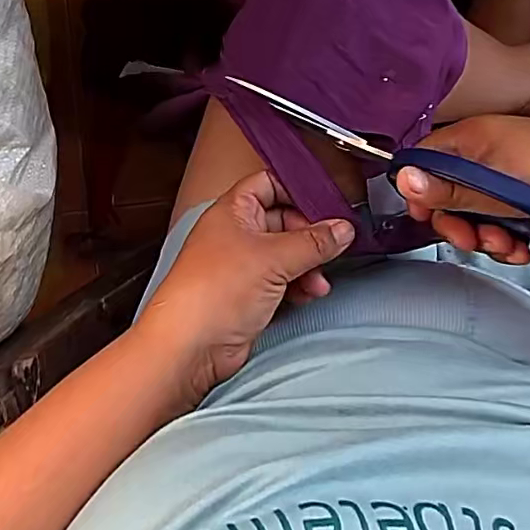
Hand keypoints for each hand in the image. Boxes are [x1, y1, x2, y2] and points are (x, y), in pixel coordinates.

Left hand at [135, 169, 354, 407]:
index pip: (270, 183)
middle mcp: (237, 234)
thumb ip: (314, 242)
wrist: (189, 347)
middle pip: (284, 220)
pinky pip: (284, 279)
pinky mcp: (249, 293)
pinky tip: (309, 293)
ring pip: (287, 252)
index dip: (298, 189)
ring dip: (309, 264)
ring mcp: (243, 264)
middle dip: (310, 235)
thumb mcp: (274, 258)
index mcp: (234, 211)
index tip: (326, 203)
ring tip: (319, 277)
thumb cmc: (210, 294)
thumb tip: (341, 229)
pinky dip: (300, 284)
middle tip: (332, 243)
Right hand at [396, 115, 529, 261]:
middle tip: (469, 235)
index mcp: (480, 137)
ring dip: (481, 236)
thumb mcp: (505, 183)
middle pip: (445, 193)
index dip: (419, 189)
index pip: (427, 158)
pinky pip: (496, 227)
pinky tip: (520, 247)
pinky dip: (502, 241)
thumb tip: (404, 180)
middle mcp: (491, 156)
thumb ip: (452, 186)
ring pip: (470, 215)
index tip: (424, 213)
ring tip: (505, 241)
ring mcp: (509, 182)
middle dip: (453, 221)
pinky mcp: (525, 206)